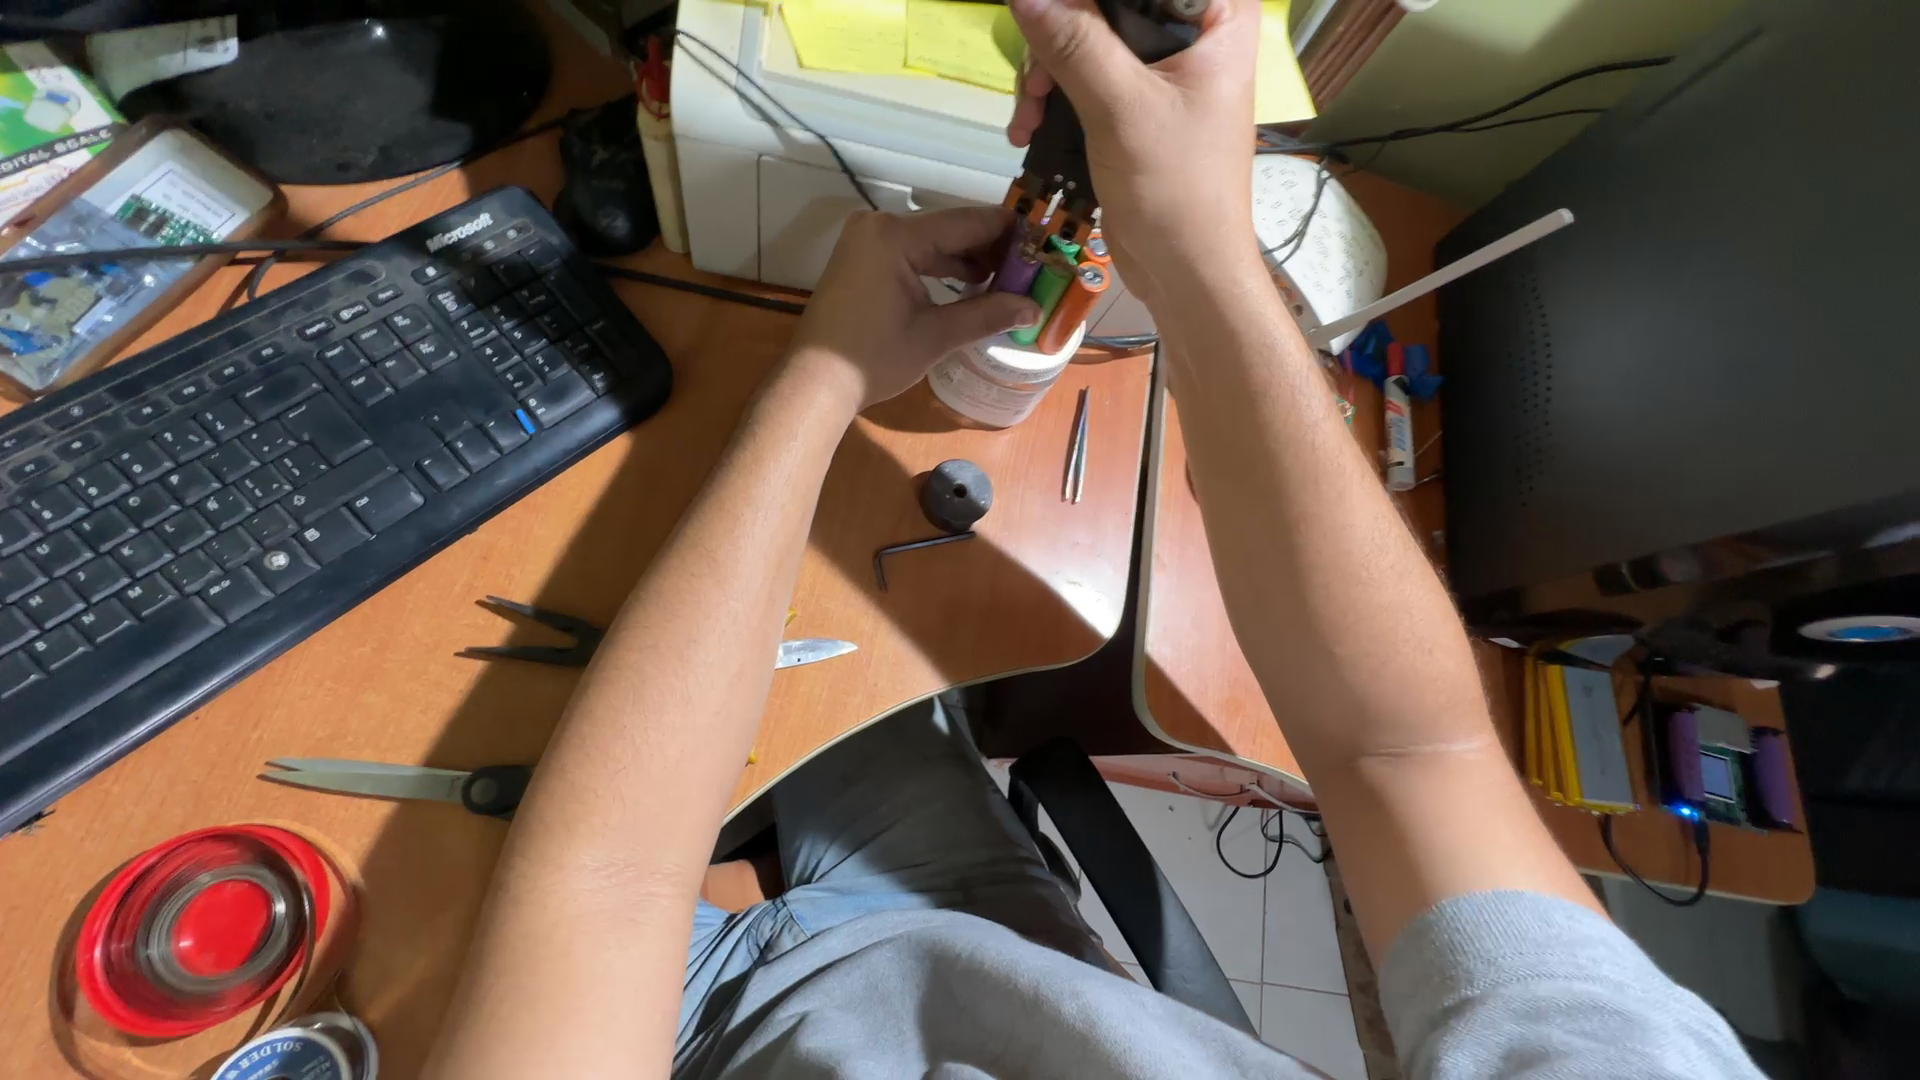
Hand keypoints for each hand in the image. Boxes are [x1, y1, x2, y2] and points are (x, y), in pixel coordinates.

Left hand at [787, 207, 1041, 409]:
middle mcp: (879, 226)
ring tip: (1007, 278)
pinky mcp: (861, 258)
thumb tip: (1033, 309)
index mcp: (896, 237)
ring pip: (931, 241)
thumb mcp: (935, 337)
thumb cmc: (874, 360)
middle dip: (990, 248)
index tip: (1043, 240)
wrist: (816, 383)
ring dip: (966, 259)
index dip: (1009, 232)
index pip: (967, 223)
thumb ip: (986, 315)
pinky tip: (969, 283)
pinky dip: (939, 266)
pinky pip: (911, 253)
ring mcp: (866, 240)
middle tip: (1030, 266)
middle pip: (949, 229)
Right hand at [1006, 0, 1261, 298]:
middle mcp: (1192, 34)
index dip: (1083, 3)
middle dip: (1057, 41)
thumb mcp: (1122, 110)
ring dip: (1046, 79)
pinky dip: (1054, 104)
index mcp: (1214, 14)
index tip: (1040, 22)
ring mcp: (1161, 75)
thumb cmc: (1174, 191)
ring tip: (1026, 123)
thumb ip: (1073, 44)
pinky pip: (1085, 83)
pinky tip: (1030, 131)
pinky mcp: (1136, 111)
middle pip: (1106, 8)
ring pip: (1087, 44)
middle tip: (1033, 88)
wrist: (1185, 271)